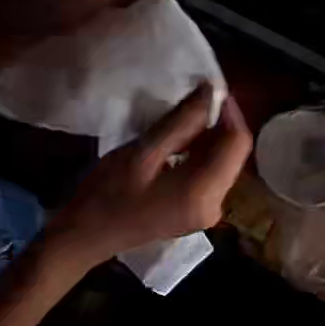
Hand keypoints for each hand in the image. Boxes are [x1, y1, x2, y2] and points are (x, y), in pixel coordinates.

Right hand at [50, 84, 251, 265]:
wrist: (86, 236)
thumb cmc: (109, 193)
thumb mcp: (143, 151)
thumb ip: (181, 122)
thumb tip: (210, 92)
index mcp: (204, 192)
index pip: (238, 143)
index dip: (230, 111)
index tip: (210, 88)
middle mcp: (216, 205)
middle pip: (234, 152)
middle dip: (219, 122)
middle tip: (195, 97)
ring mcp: (207, 211)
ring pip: (223, 161)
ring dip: (208, 135)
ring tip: (183, 115)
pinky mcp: (197, 210)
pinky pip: (210, 173)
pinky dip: (200, 152)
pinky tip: (179, 140)